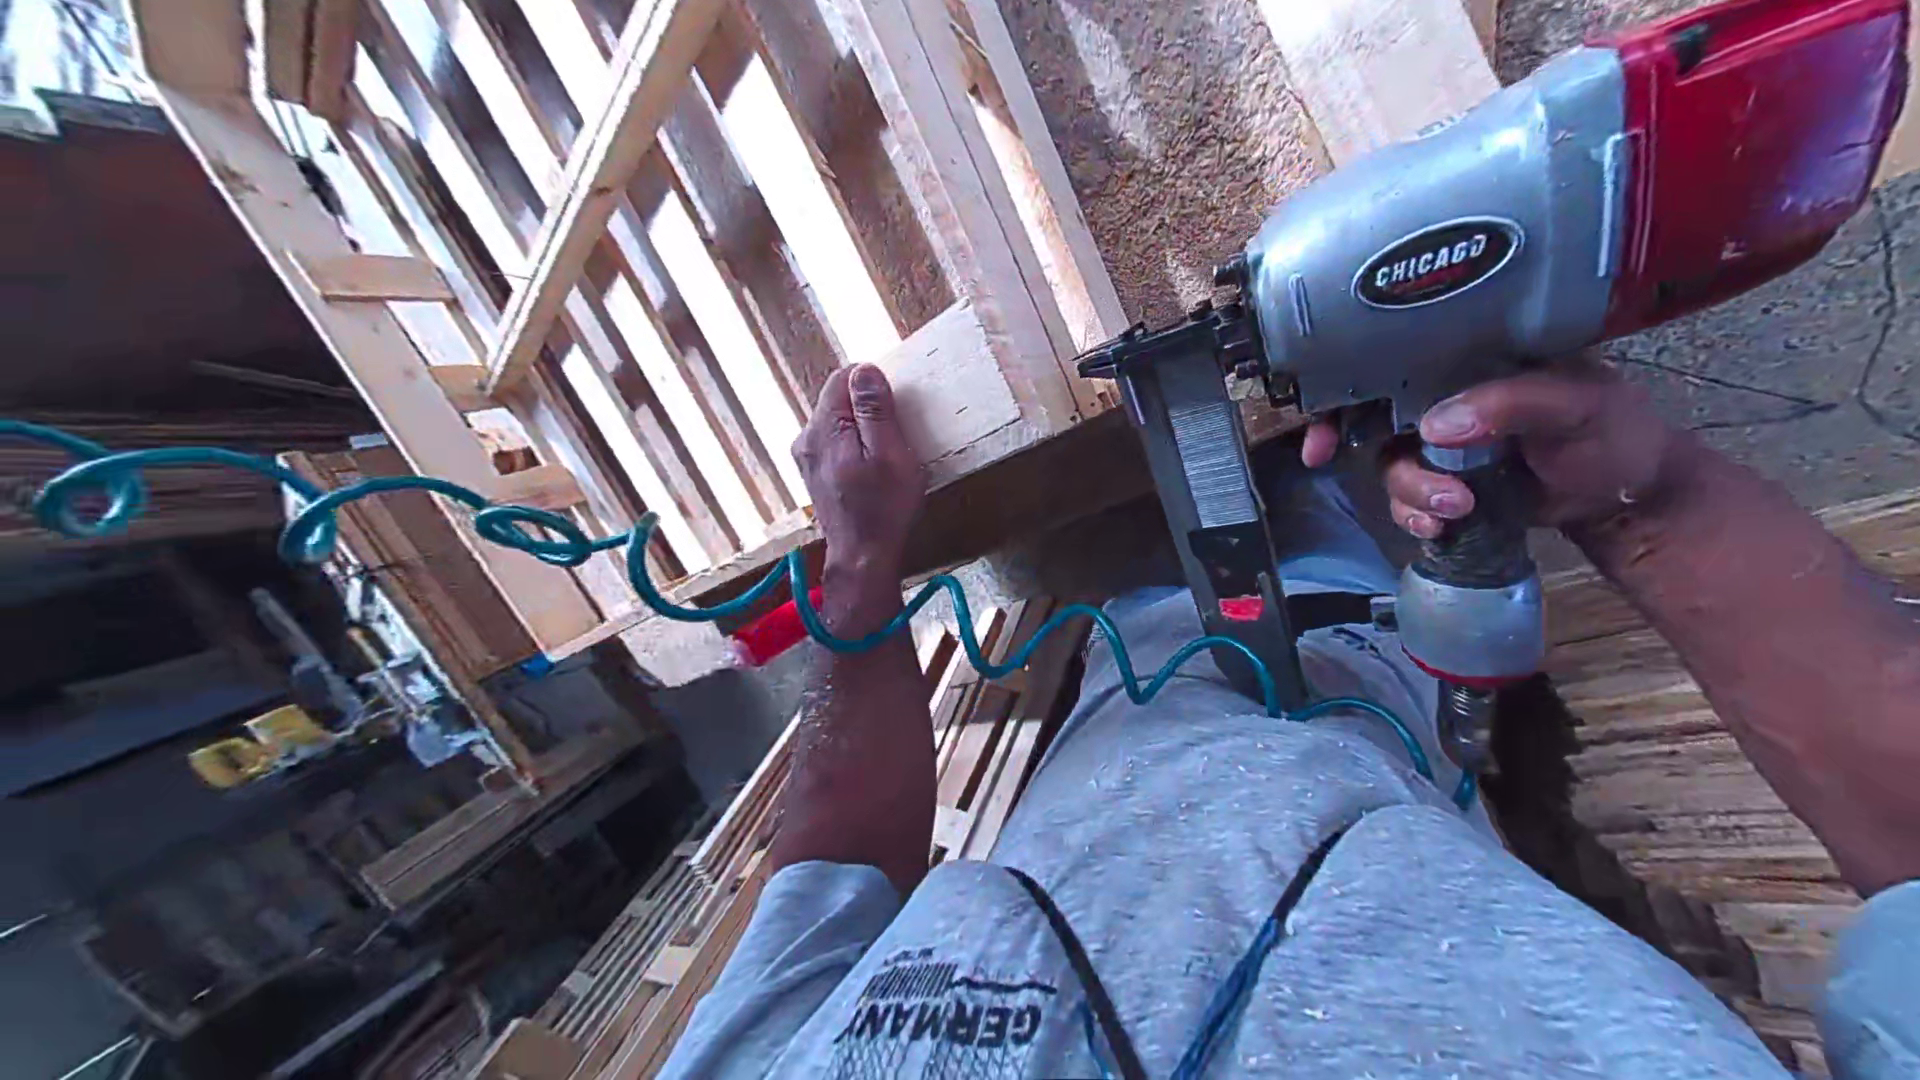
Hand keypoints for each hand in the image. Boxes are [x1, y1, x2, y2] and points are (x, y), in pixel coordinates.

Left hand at [792, 364, 923, 602]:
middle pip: (838, 399)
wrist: (862, 557)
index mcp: (824, 428)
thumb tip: (865, 369)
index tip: (896, 408)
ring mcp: (807, 457)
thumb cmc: (883, 508)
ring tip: (884, 457)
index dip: (873, 384)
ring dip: (862, 430)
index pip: (843, 377)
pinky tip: (870, 471)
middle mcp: (807, 438)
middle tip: (894, 437)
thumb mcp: (890, 454)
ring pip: (838, 422)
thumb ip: (875, 410)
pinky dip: (855, 447)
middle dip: (868, 409)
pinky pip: (835, 443)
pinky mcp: (814, 473)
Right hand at [1301, 354, 1679, 539]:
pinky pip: (1403, 500)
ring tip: (1455, 507)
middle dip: (1341, 440)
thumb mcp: (1577, 405)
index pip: (1394, 363)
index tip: (1321, 413)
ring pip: (1386, 465)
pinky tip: (1438, 526)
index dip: (1344, 386)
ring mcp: (1437, 447)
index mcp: (1469, 366)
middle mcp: (1442, 401)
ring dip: (1408, 491)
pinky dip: (1413, 515)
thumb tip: (1432, 426)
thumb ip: (1512, 404)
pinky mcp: (1440, 485)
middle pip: (1369, 416)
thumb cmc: (1613, 436)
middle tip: (1324, 459)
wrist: (1628, 500)